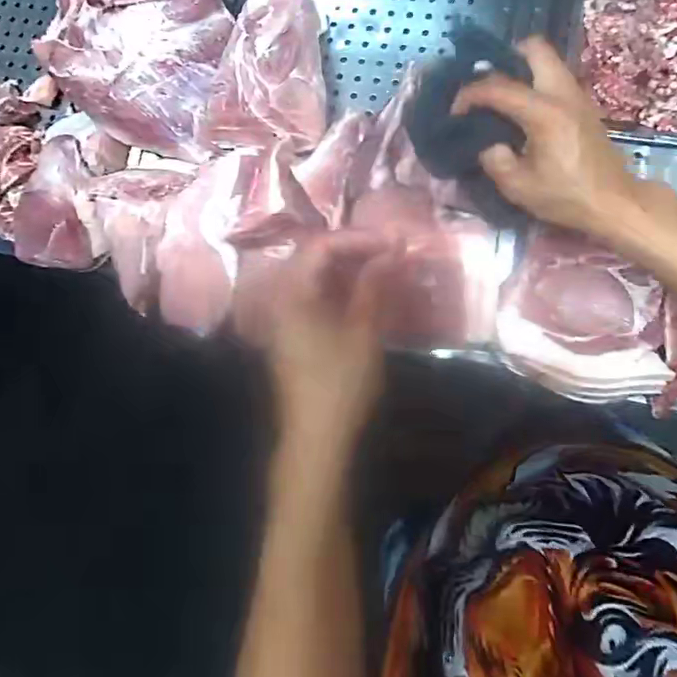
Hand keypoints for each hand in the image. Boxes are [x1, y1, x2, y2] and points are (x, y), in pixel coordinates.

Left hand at [246, 232, 392, 454]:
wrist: (316, 437)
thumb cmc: (340, 383)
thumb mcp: (364, 331)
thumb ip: (374, 285)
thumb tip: (393, 248)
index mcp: (292, 291)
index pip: (322, 245)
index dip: (360, 238)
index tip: (395, 242)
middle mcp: (281, 296)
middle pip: (315, 256)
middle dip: (355, 249)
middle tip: (392, 251)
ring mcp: (284, 314)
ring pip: (316, 276)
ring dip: (350, 268)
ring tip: (385, 267)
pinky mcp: (293, 330)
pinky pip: (315, 295)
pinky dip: (341, 287)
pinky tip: (366, 292)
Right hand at [453, 36, 647, 238]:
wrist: (614, 204)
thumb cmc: (566, 197)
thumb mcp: (518, 186)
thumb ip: (494, 159)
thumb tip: (488, 143)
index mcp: (545, 113)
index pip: (497, 87)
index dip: (469, 95)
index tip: (455, 112)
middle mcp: (563, 94)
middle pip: (534, 49)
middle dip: (504, 59)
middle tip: (485, 85)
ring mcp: (578, 95)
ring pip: (547, 60)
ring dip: (520, 70)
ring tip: (500, 96)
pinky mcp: (583, 105)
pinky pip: (554, 77)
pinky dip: (534, 82)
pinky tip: (521, 110)